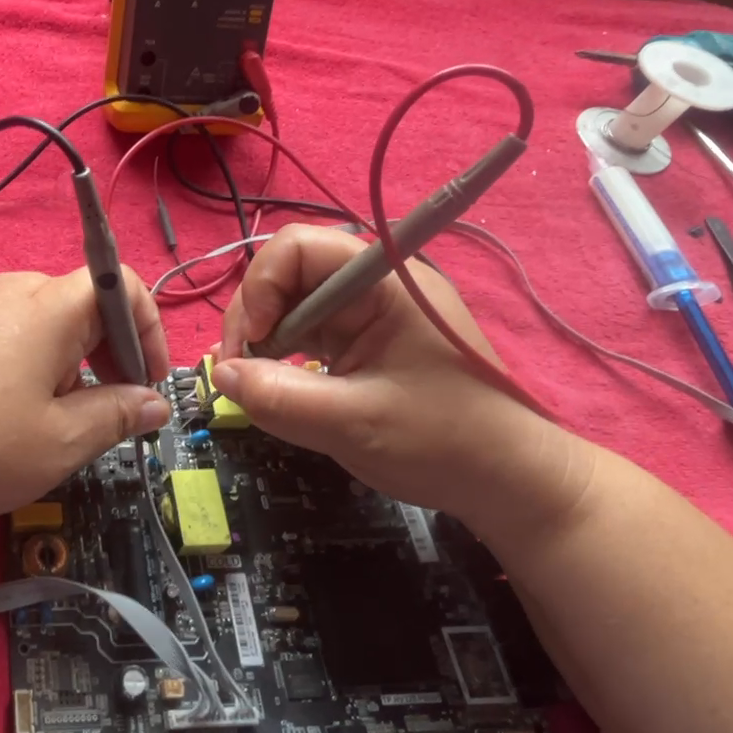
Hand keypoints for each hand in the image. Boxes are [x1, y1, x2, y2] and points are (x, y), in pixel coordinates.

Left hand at [0, 269, 171, 541]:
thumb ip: (117, 415)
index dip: (147, 329)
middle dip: (100, 352)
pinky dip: (11, 360)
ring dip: (55, 361)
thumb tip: (153, 403)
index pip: (119, 283)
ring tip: (33, 421)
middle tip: (95, 411)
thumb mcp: (59, 442)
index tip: (147, 383)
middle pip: (74, 302)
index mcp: (46, 305)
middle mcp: (4, 288)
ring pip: (30, 320)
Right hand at [212, 225, 592, 539]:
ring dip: (264, 341)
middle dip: (253, 318)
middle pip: (287, 274)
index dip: (262, 285)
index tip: (252, 343)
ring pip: (291, 305)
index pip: (300, 248)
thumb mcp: (354, 424)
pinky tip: (278, 386)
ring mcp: (368, 312)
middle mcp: (373, 286)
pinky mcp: (364, 339)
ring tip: (253, 385)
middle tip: (237, 373)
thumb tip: (220, 375)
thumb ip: (279, 398)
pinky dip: (283, 356)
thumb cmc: (444, 444)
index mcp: (384, 283)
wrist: (511, 484)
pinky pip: (307, 331)